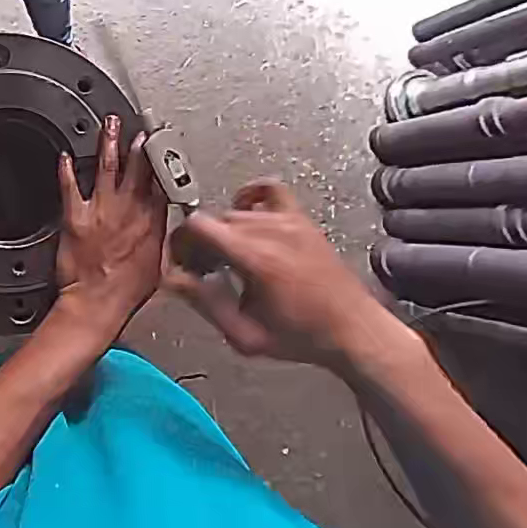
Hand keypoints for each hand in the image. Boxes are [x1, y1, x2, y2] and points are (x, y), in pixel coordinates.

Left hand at [50, 115, 168, 338]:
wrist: (97, 303)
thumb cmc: (126, 291)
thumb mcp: (158, 265)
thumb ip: (161, 239)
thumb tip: (163, 230)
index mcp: (150, 221)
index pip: (160, 182)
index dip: (162, 160)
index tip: (163, 144)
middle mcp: (127, 210)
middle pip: (136, 168)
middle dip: (139, 143)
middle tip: (141, 126)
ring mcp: (101, 210)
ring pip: (107, 167)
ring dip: (109, 143)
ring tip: (110, 125)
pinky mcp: (76, 216)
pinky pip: (70, 186)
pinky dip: (67, 170)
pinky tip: (65, 156)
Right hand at [164, 179, 419, 377]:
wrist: (353, 331)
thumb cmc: (303, 336)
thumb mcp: (245, 334)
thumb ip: (204, 303)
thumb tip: (173, 279)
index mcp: (256, 258)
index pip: (198, 225)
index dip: (181, 242)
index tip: (184, 262)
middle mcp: (272, 232)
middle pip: (214, 220)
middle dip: (201, 243)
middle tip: (205, 271)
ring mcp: (289, 222)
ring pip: (234, 212)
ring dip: (223, 232)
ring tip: (228, 259)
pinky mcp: (301, 220)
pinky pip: (268, 190)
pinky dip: (250, 198)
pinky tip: (247, 218)